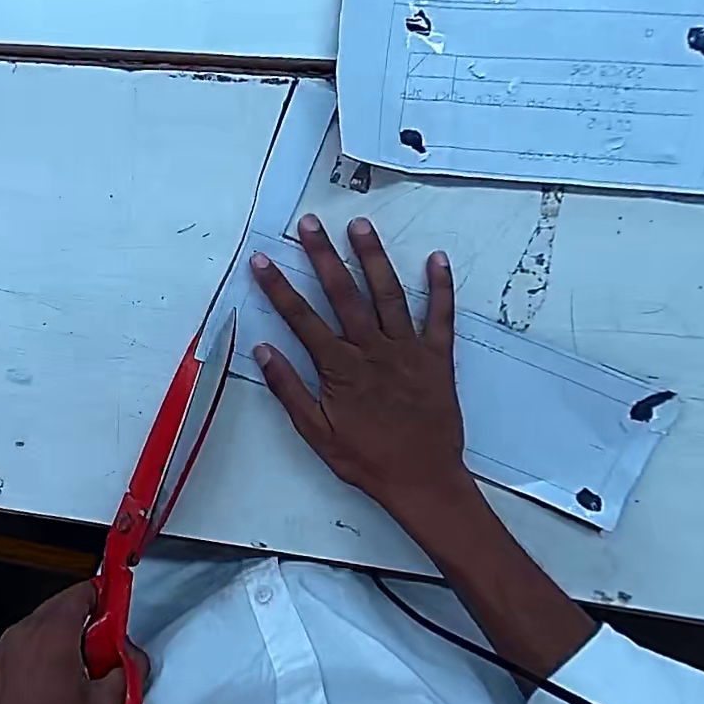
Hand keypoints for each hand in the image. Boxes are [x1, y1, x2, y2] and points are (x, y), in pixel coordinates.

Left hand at [0, 582, 147, 703]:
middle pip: (57, 610)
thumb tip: (129, 653)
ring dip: (54, 644)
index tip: (113, 609)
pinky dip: (29, 663)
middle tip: (99, 654)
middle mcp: (18, 638)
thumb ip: (126, 668)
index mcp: (50, 637)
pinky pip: (13, 654)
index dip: (103, 599)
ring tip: (70, 683)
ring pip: (33, 632)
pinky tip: (42, 697)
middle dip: (81, 625)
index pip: (81, 592)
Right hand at [249, 214, 485, 540]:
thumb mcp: (315, 432)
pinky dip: (440, 287)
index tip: (263, 260)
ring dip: (373, 258)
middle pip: (343, 294)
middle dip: (323, 256)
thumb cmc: (364, 458)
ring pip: (387, 295)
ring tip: (360, 225)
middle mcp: (372, 349)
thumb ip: (289, 389)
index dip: (278, 287)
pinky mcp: (437, 357)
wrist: (423, 480)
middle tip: (310, 224)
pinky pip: (439, 317)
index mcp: (339, 367)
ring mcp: (407, 350)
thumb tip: (264, 350)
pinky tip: (436, 258)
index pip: (301, 318)